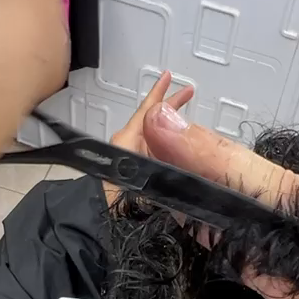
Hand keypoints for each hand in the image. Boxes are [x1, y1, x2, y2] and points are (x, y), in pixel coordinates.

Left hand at [94, 71, 195, 205]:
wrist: (105, 223)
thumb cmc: (118, 196)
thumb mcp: (140, 165)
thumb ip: (159, 146)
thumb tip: (175, 126)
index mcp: (128, 138)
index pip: (148, 109)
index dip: (160, 91)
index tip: (169, 75)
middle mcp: (130, 147)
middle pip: (155, 121)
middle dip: (173, 109)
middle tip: (190, 93)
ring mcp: (133, 162)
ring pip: (158, 139)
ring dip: (174, 133)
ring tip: (193, 127)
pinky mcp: (137, 177)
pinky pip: (157, 156)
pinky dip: (170, 150)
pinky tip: (184, 155)